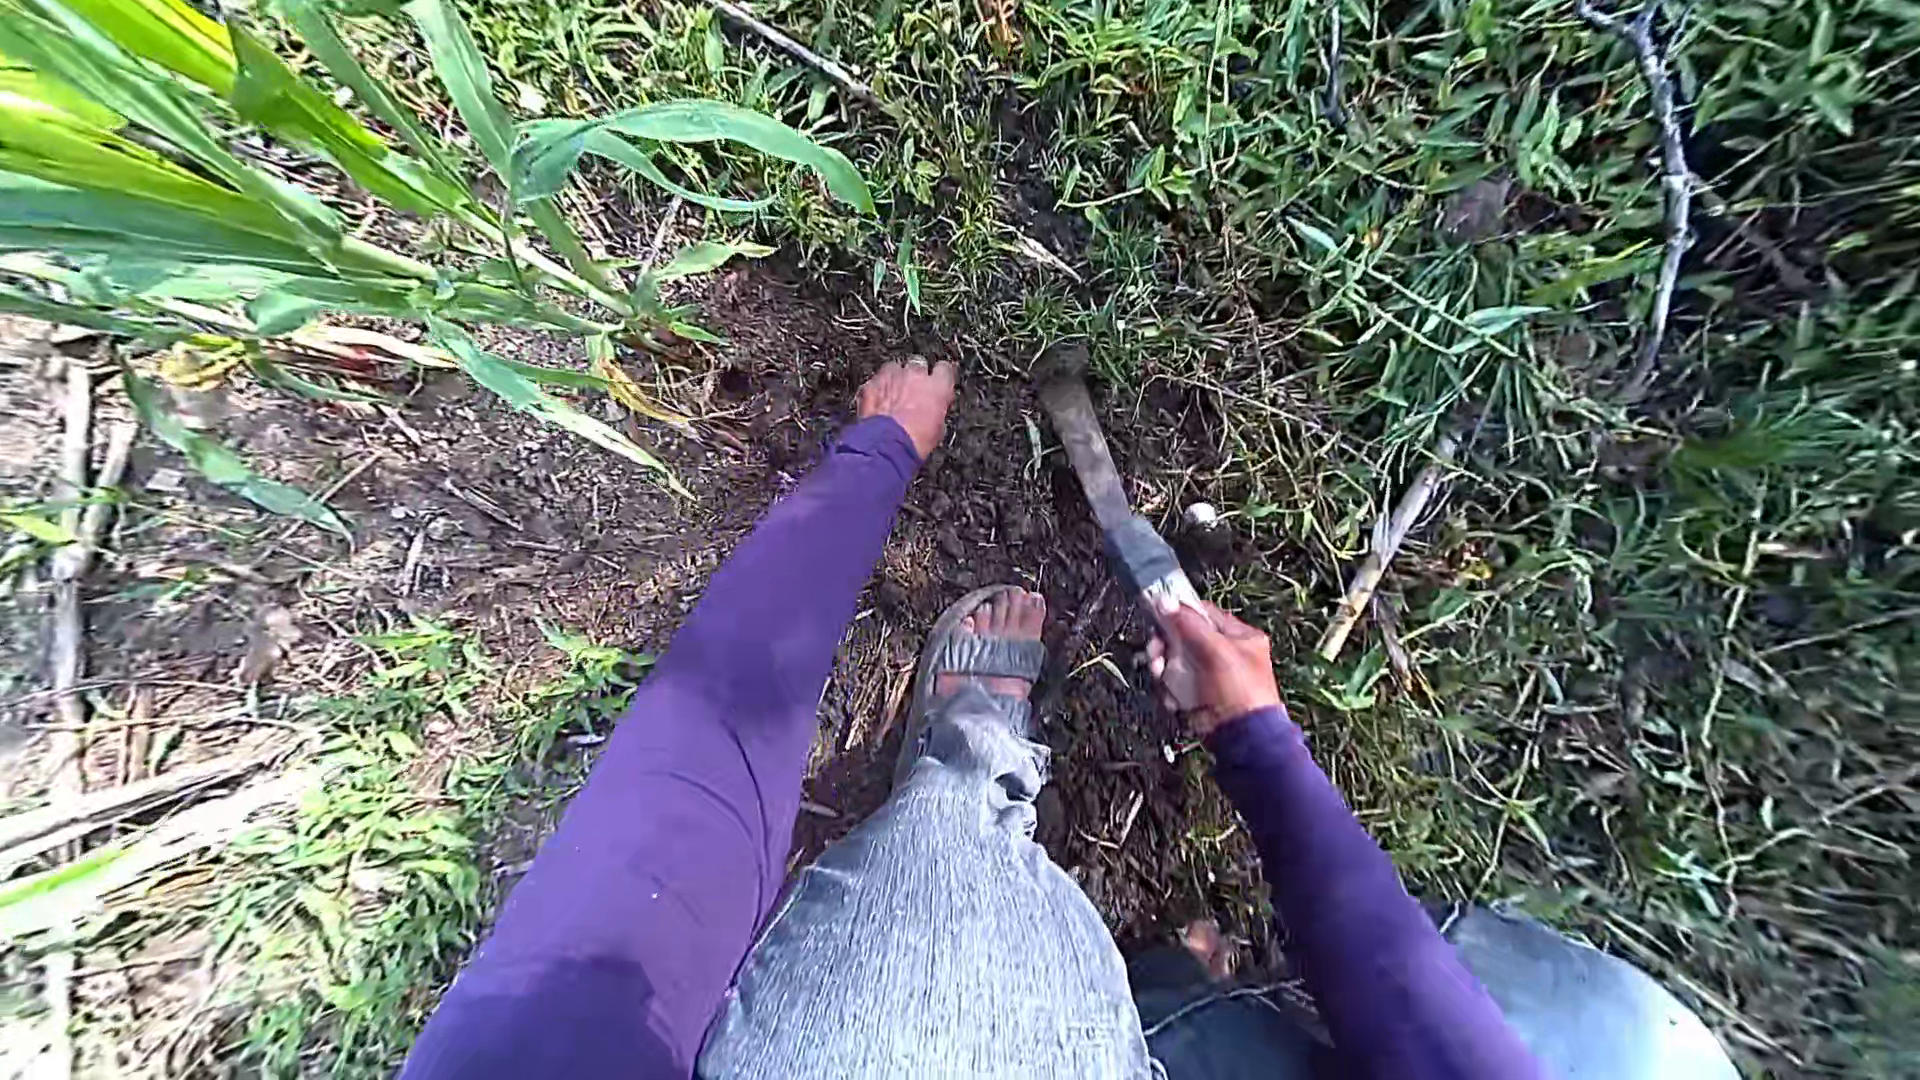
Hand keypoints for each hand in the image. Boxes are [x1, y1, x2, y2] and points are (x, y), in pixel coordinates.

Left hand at [858, 356, 957, 460]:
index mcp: (938, 386)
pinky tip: (878, 406)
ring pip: (894, 369)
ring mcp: (891, 377)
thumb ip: (936, 411)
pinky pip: (875, 381)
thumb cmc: (914, 442)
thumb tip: (933, 414)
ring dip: (894, 381)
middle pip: (918, 365)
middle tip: (912, 396)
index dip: (940, 378)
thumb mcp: (937, 430)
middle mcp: (915, 375)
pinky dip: (876, 390)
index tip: (937, 386)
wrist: (886, 447)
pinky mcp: (871, 384)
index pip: (945, 370)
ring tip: (893, 401)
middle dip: (915, 378)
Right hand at [1148, 599, 1281, 736]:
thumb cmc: (1241, 695)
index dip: (1179, 612)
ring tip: (1161, 674)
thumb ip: (1188, 624)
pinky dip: (1168, 687)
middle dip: (1166, 644)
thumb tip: (1165, 602)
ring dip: (1164, 667)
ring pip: (1174, 659)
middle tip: (1157, 651)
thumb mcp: (1215, 651)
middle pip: (1183, 636)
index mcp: (1239, 637)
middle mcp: (1224, 653)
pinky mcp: (1197, 693)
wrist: (1242, 740)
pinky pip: (1174, 681)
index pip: (1202, 612)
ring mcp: (1210, 674)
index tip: (1158, 613)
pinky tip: (1173, 696)